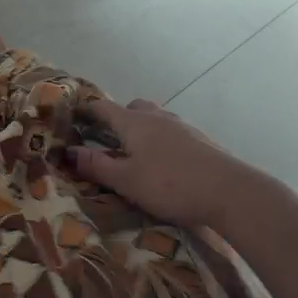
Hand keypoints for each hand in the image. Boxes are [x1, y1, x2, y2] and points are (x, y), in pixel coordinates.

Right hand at [67, 98, 273, 231]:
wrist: (229, 190)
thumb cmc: (170, 184)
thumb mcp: (127, 180)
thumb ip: (97, 165)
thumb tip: (68, 151)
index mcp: (133, 122)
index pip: (103, 107)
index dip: (88, 110)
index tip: (76, 115)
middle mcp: (156, 117)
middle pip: (133, 107)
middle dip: (120, 118)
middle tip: (113, 138)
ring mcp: (181, 126)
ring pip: (156, 118)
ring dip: (145, 128)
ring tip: (142, 153)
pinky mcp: (201, 140)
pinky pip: (175, 132)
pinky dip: (165, 141)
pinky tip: (170, 163)